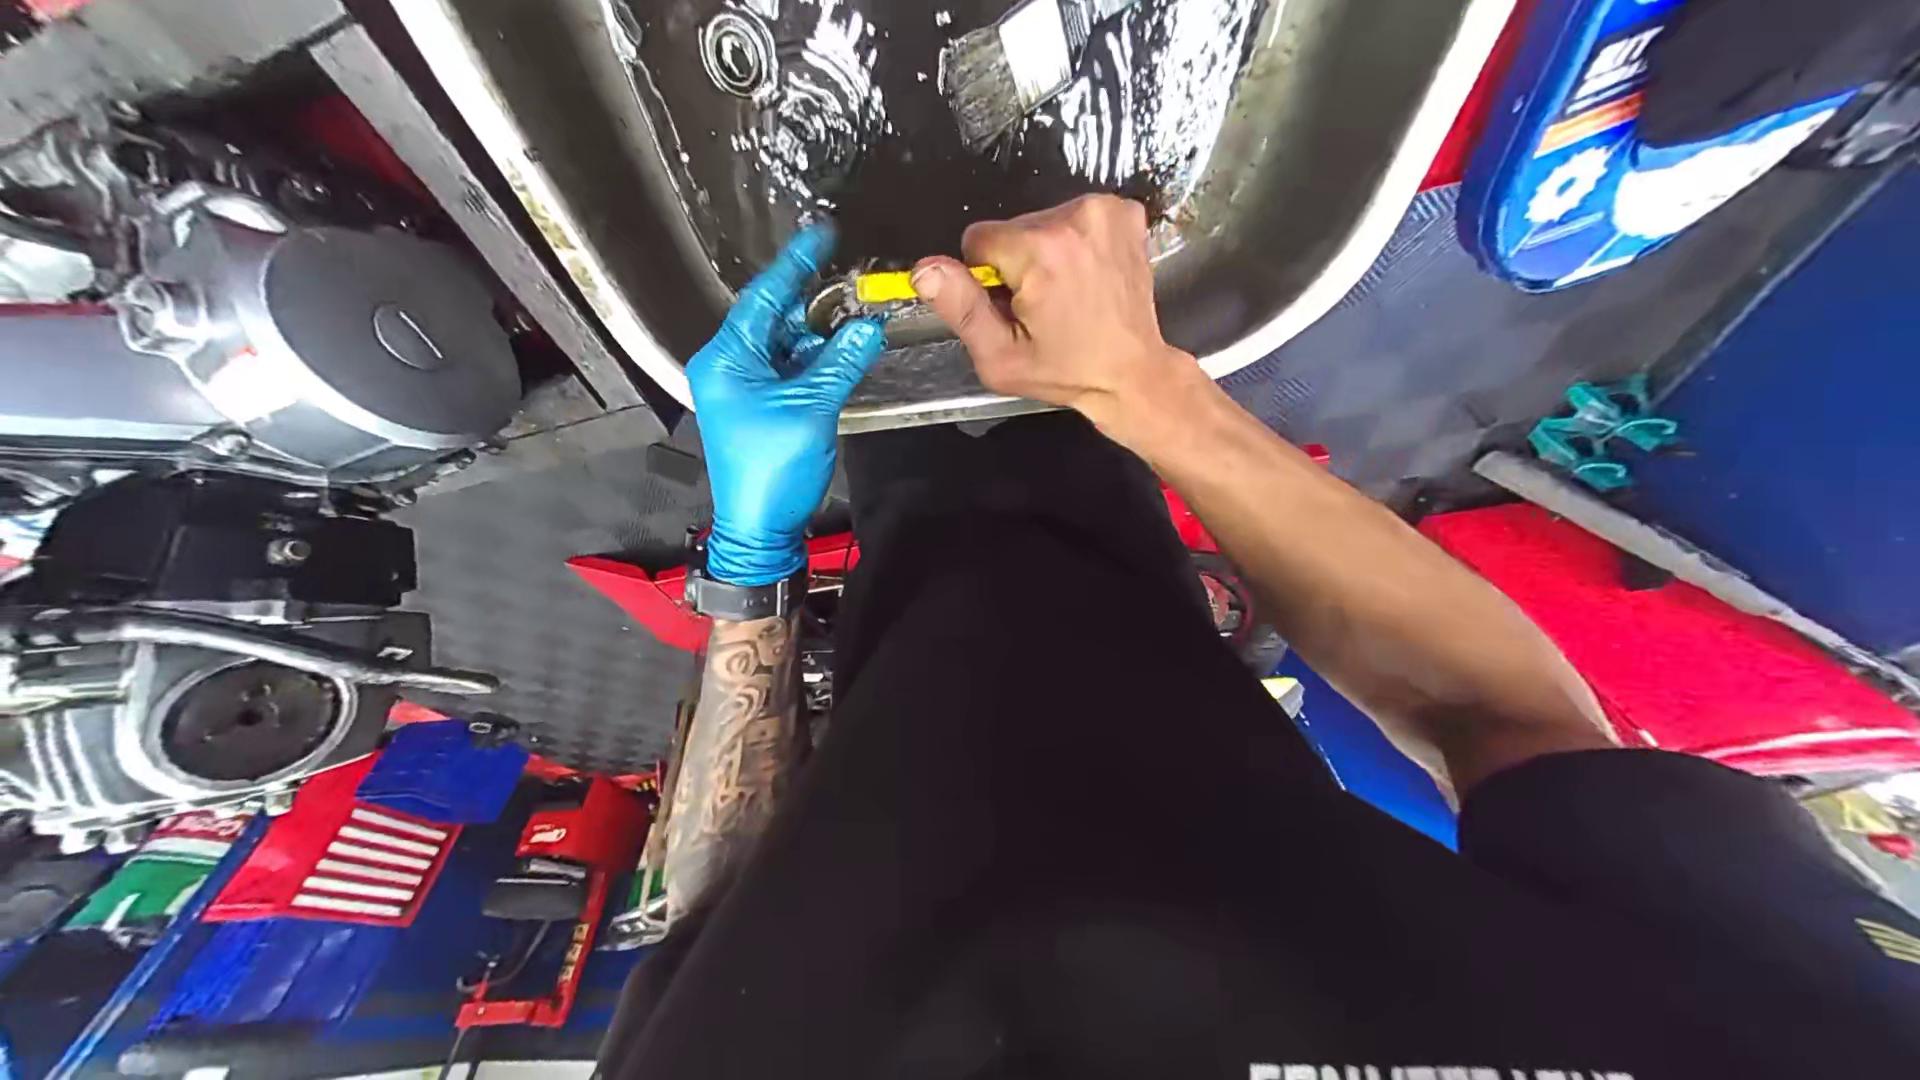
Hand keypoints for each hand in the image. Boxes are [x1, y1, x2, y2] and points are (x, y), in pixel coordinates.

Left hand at [690, 224, 884, 585]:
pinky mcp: (764, 405)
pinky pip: (792, 372)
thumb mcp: (811, 408)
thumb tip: (869, 327)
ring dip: (821, 338)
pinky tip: (844, 354)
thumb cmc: (772, 469)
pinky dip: (818, 363)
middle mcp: (731, 365)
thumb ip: (840, 362)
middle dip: (815, 307)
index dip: (795, 266)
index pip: (763, 298)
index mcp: (727, 358)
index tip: (820, 235)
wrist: (761, 526)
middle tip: (854, 290)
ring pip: (788, 347)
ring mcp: (747, 387)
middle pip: (777, 321)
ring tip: (857, 324)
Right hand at [909, 194, 1196, 432]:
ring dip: (1045, 254)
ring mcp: (1105, 211)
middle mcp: (1075, 218)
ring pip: (1041, 222)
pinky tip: (1086, 277)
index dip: (988, 277)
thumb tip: (924, 270)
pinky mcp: (1124, 211)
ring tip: (1067, 295)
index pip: (978, 239)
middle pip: (1011, 229)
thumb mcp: (1000, 356)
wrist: (1130, 372)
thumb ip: (960, 309)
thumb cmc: (1066, 372)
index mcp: (1041, 251)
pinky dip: (1074, 244)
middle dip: (1018, 264)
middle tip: (1043, 306)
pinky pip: (1073, 218)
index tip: (1014, 306)